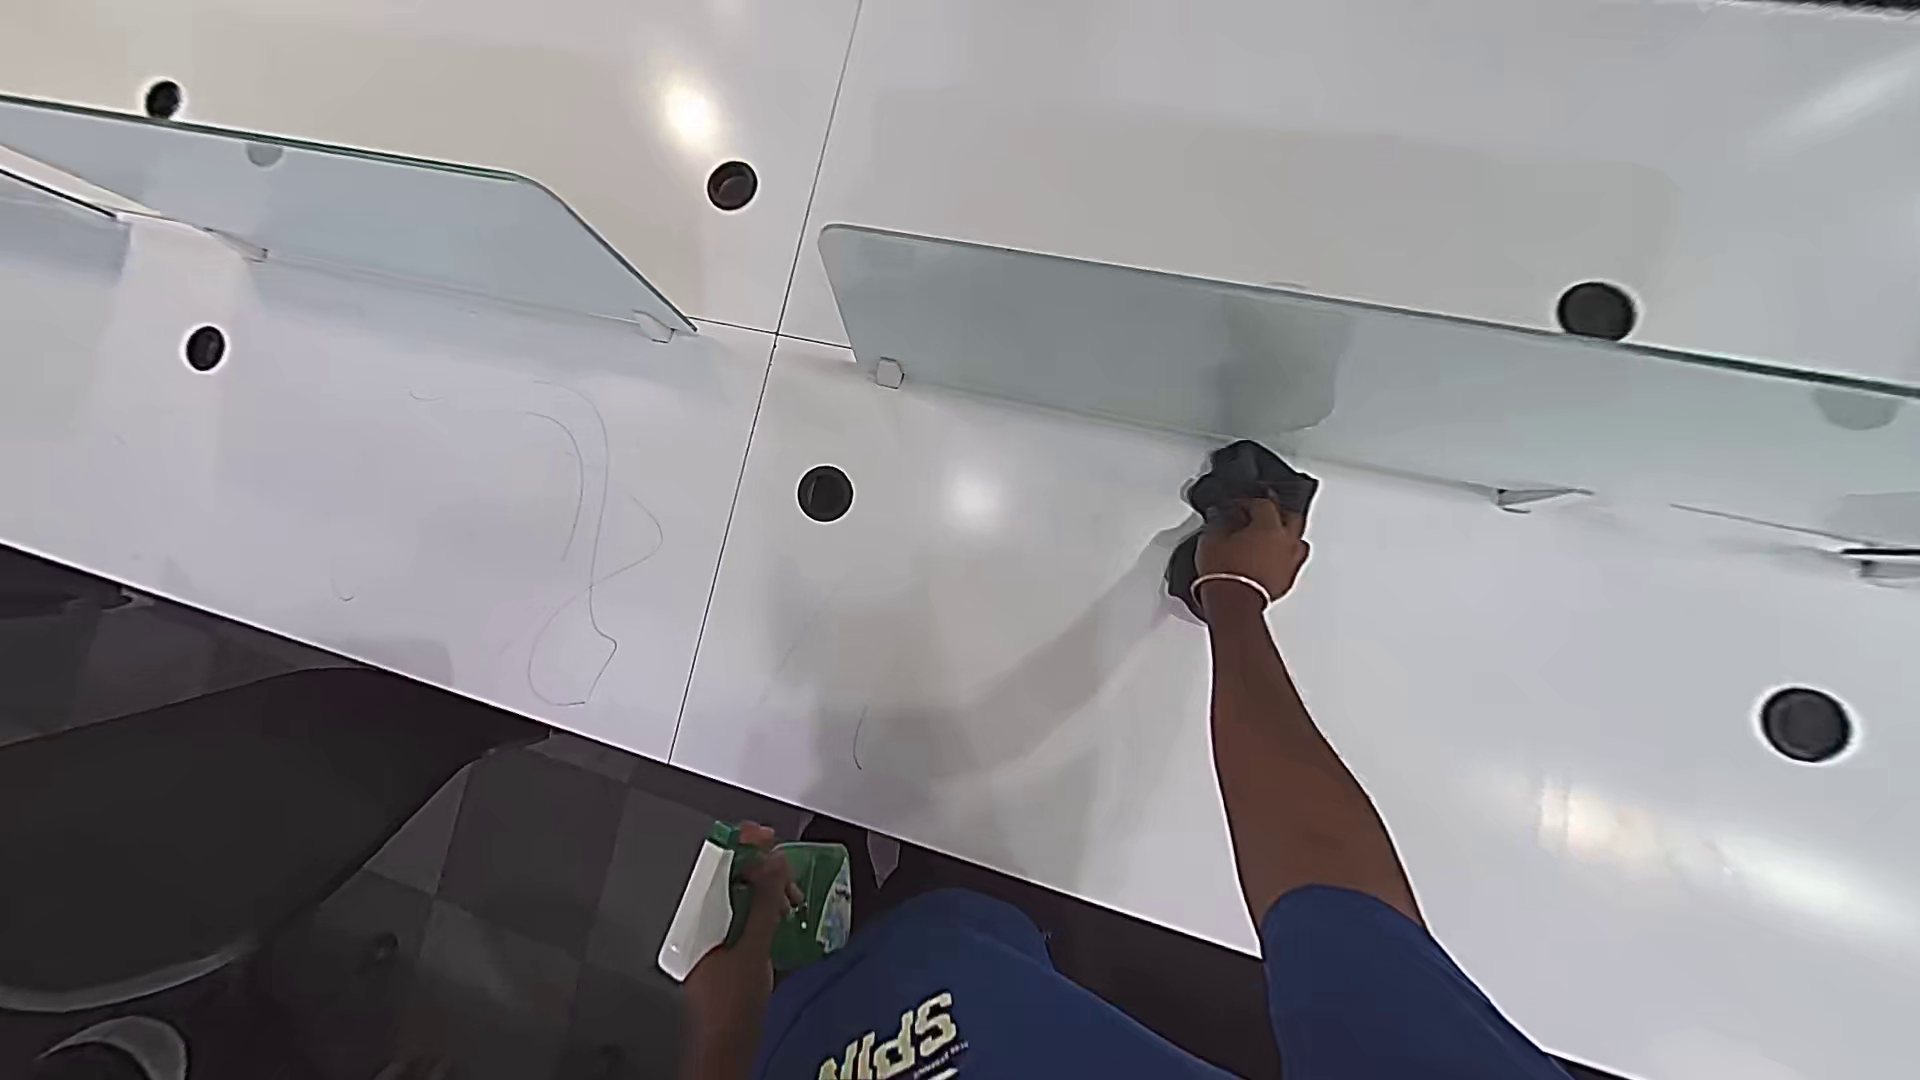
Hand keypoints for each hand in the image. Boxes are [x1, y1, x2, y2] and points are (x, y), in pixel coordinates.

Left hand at [682, 824, 797, 1058]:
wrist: (726, 1053)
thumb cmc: (731, 1009)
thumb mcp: (753, 949)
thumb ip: (766, 902)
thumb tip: (776, 861)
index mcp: (696, 919)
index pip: (715, 865)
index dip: (741, 844)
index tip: (766, 836)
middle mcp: (700, 921)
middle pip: (731, 874)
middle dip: (764, 867)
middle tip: (788, 873)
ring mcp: (713, 932)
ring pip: (742, 890)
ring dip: (770, 887)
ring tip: (791, 898)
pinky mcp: (727, 943)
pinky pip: (747, 907)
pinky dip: (767, 903)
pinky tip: (784, 911)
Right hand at [1194, 499, 1308, 614]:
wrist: (1232, 602)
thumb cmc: (1225, 572)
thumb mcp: (1212, 539)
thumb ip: (1220, 523)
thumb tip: (1221, 518)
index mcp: (1270, 526)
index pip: (1263, 504)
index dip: (1247, 502)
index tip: (1237, 505)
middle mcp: (1286, 542)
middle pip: (1290, 517)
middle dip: (1276, 513)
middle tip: (1262, 513)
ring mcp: (1290, 562)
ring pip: (1297, 540)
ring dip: (1284, 535)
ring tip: (1270, 535)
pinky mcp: (1287, 580)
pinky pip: (1291, 561)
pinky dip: (1281, 556)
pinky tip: (1269, 558)